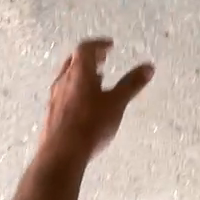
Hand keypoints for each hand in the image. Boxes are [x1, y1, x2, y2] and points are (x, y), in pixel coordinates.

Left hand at [37, 39, 153, 168]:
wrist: (60, 155)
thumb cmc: (91, 124)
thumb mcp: (117, 102)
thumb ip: (132, 84)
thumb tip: (149, 67)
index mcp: (79, 72)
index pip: (85, 48)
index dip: (98, 44)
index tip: (110, 46)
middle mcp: (63, 81)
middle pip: (74, 61)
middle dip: (89, 58)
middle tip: (103, 59)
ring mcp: (54, 98)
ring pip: (67, 78)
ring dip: (82, 75)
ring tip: (97, 80)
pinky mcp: (51, 115)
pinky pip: (64, 93)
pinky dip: (76, 90)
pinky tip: (86, 104)